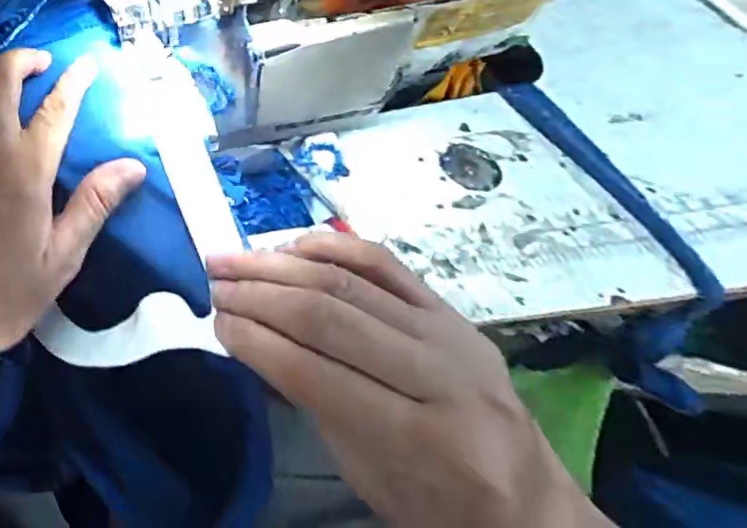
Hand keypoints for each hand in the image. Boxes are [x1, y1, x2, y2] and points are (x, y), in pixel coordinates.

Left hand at [0, 50, 146, 441]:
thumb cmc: (2, 293)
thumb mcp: (61, 258)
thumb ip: (94, 204)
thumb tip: (133, 166)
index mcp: (26, 167)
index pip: (56, 106)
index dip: (75, 79)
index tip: (87, 63)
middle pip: (0, 75)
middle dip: (24, 57)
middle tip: (43, 65)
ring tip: (7, 72)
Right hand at [208, 234, 609, 527]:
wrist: (532, 505)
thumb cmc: (439, 507)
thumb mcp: (368, 476)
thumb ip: (313, 401)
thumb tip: (251, 334)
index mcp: (426, 441)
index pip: (318, 374)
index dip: (257, 341)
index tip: (216, 320)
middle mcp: (443, 376)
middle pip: (330, 314)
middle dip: (259, 292)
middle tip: (214, 280)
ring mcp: (450, 333)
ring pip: (349, 280)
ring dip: (280, 263)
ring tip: (235, 258)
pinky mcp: (450, 308)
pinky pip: (382, 260)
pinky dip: (329, 247)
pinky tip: (289, 245)